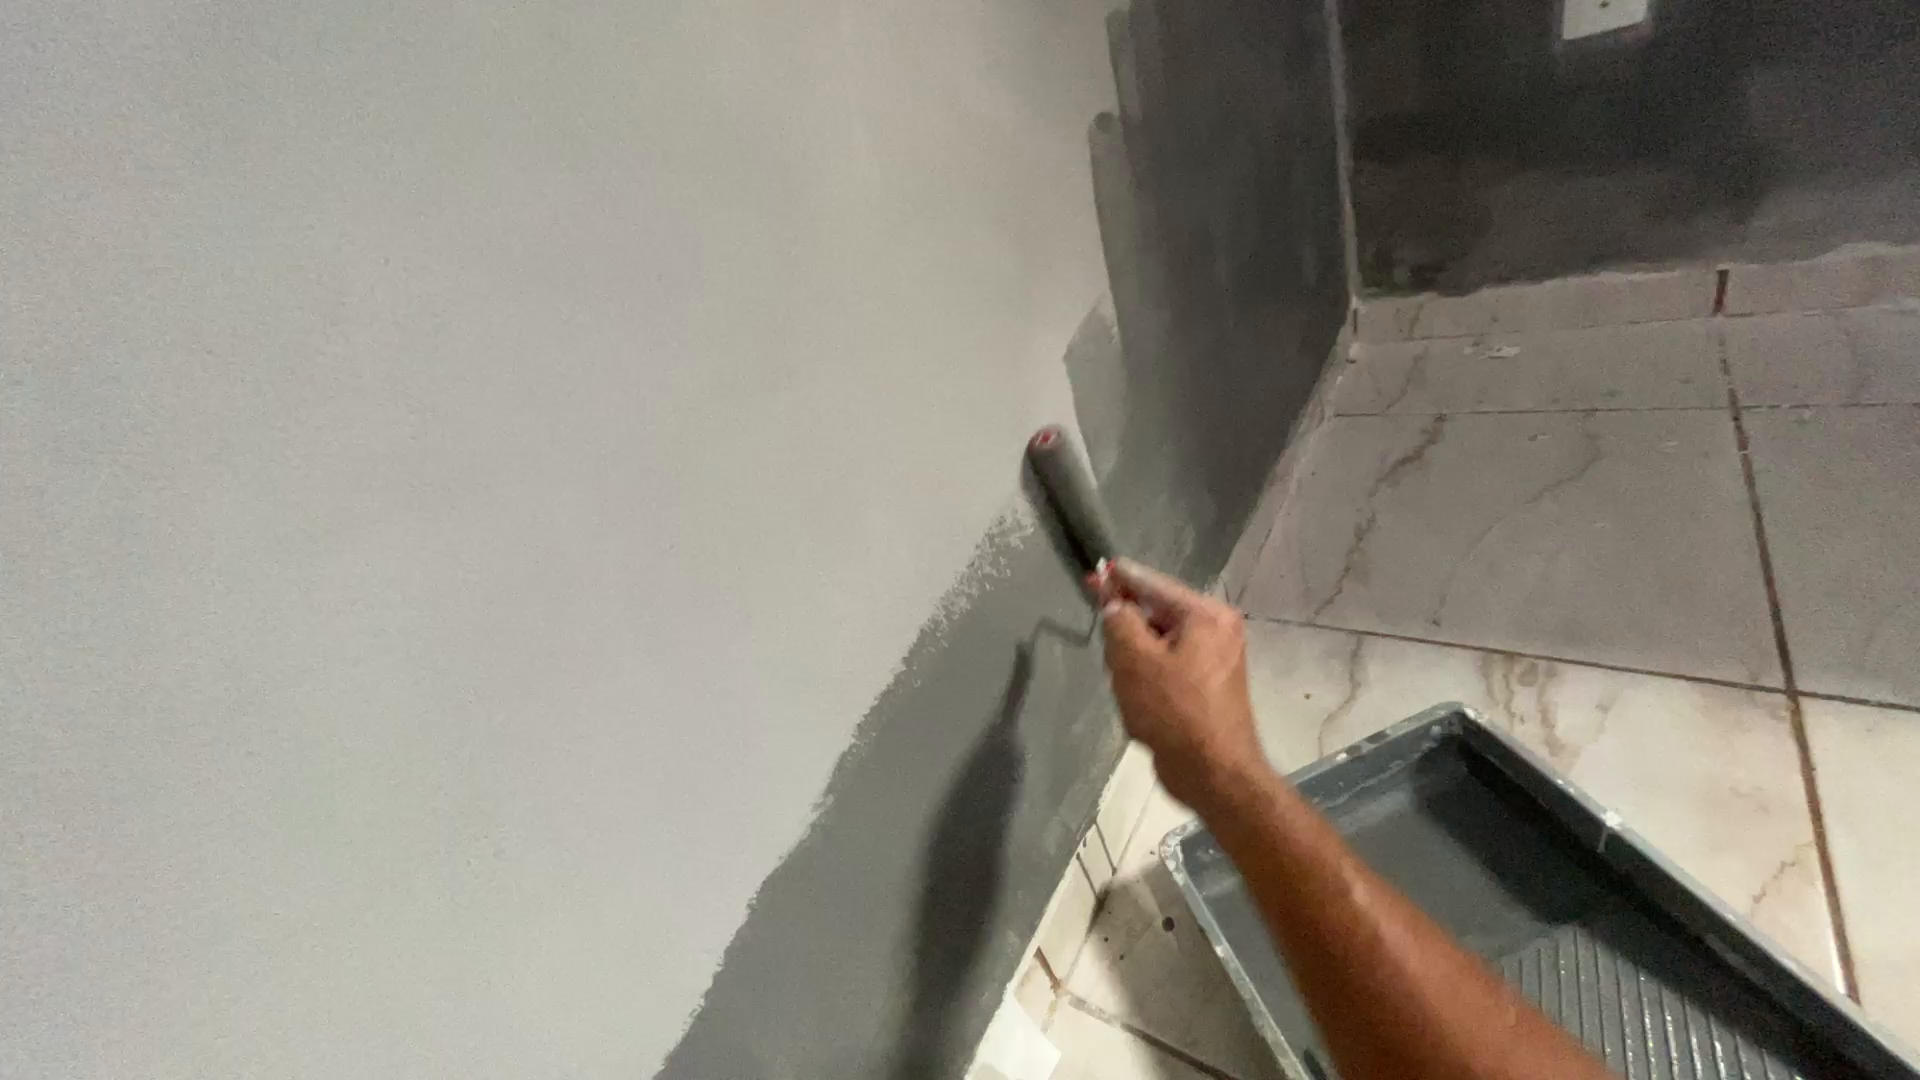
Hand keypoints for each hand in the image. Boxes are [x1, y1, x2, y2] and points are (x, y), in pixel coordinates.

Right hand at [1093, 559, 1267, 807]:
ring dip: (1134, 655)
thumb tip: (1116, 604)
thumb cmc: (1173, 711)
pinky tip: (1135, 694)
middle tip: (1105, 644)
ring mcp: (1217, 659)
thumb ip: (1119, 620)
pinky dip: (1148, 672)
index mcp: (1206, 615)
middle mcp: (1218, 629)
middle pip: (1157, 612)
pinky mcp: (1208, 685)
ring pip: (1159, 641)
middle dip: (1126, 627)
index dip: (1120, 579)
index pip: (1153, 584)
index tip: (1095, 571)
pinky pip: (1170, 664)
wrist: (1214, 773)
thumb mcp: (1134, 659)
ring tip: (1121, 680)